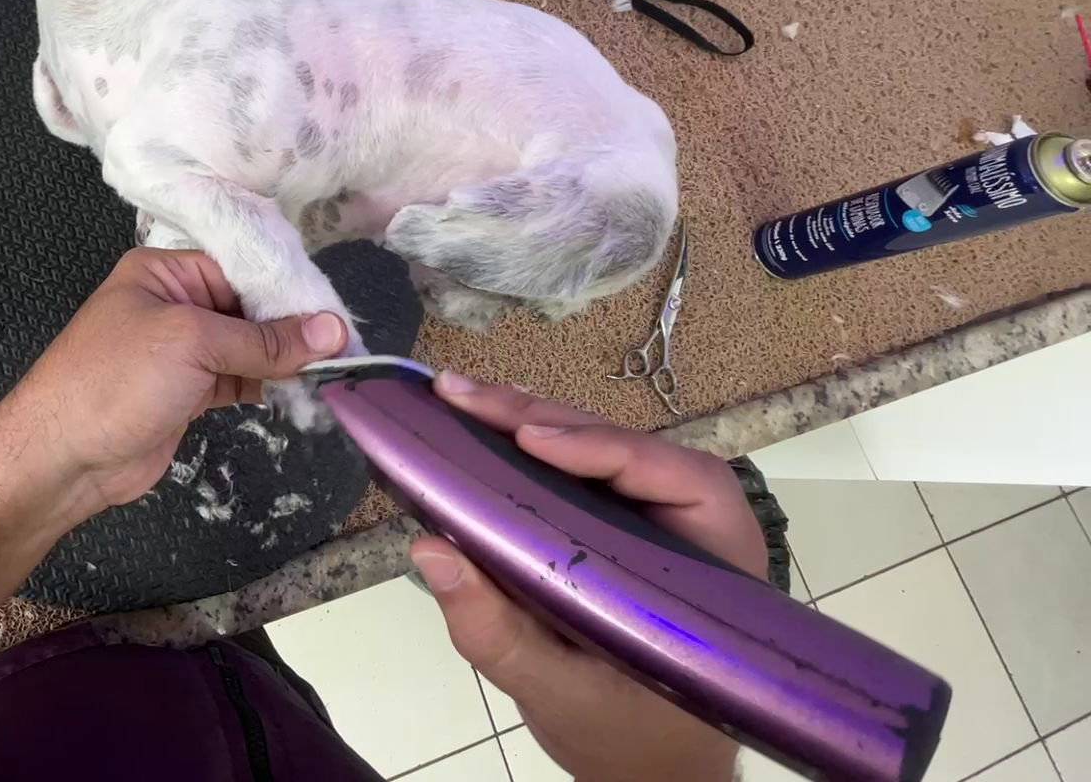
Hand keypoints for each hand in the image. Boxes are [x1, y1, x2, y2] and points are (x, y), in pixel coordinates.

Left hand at [0, 248, 348, 515]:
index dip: (287, 286)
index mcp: (163, 272)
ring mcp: (180, 350)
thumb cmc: (117, 380)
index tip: (336, 308)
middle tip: (345, 342)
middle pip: (246, 306)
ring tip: (335, 367)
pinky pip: (238, 377)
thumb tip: (334, 330)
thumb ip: (263, 340)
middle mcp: (173, 304)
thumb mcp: (191, 343)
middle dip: (291, 325)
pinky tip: (300, 389)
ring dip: (283, 358)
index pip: (238, 266)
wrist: (62, 459)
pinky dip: (266, 383)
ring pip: (245, 345)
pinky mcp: (188, 391)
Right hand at [409, 375, 765, 781]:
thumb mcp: (556, 694)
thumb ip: (496, 632)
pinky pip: (561, 465)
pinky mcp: (598, 518)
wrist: (638, 755)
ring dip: (519, 415)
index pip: (681, 482)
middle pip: (619, 445)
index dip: (607, 449)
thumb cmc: (621, 737)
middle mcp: (683, 529)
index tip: (531, 439)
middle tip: (456, 393)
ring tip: (455, 396)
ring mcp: (638, 519)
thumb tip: (429, 548)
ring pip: (588, 444)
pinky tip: (474, 422)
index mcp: (709, 574)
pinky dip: (514, 438)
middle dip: (535, 414)